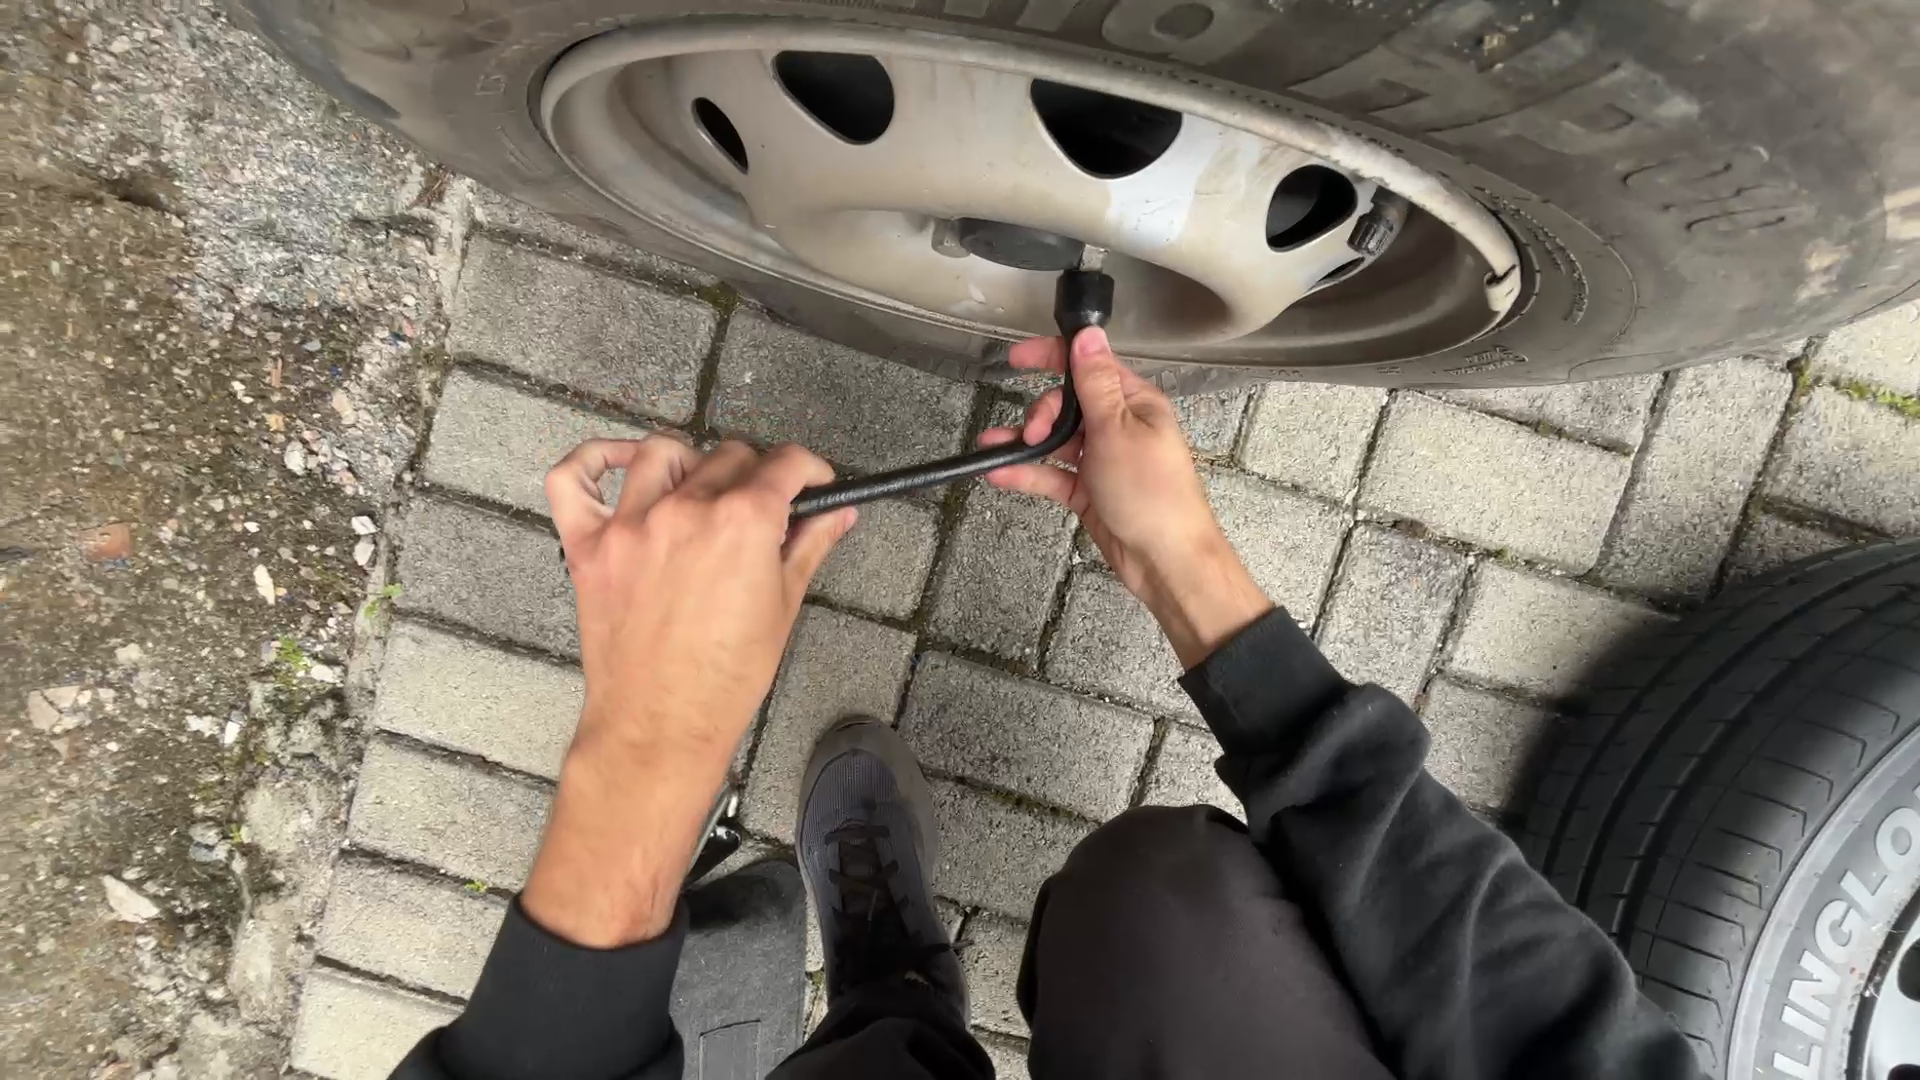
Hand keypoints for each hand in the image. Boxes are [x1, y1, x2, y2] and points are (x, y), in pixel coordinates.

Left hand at [520, 436, 855, 946]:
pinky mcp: (588, 545)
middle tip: (766, 508)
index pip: (786, 464)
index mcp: (743, 521)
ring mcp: (631, 524)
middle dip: (759, 474)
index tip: (815, 482)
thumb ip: (811, 544)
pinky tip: (622, 464)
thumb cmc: (729, 674)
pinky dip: (595, 458)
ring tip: (705, 491)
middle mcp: (687, 509)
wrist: (663, 723)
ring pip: (663, 452)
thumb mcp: (785, 603)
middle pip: (730, 456)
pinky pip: (572, 479)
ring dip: (695, 463)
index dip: (811, 470)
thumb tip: (841, 514)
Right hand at [977, 328, 1270, 667]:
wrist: (1164, 560)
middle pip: (1065, 406)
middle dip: (1040, 413)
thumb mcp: (1118, 430)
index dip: (1052, 357)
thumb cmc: (1152, 494)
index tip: (1018, 357)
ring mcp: (1101, 461)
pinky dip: (1026, 473)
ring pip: (1054, 442)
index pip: (1088, 367)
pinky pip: (1051, 476)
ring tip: (991, 447)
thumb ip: (1096, 383)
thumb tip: (1088, 334)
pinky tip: (997, 472)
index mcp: (1133, 403)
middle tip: (1032, 432)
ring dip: (1023, 443)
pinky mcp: (1087, 492)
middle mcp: (1117, 427)